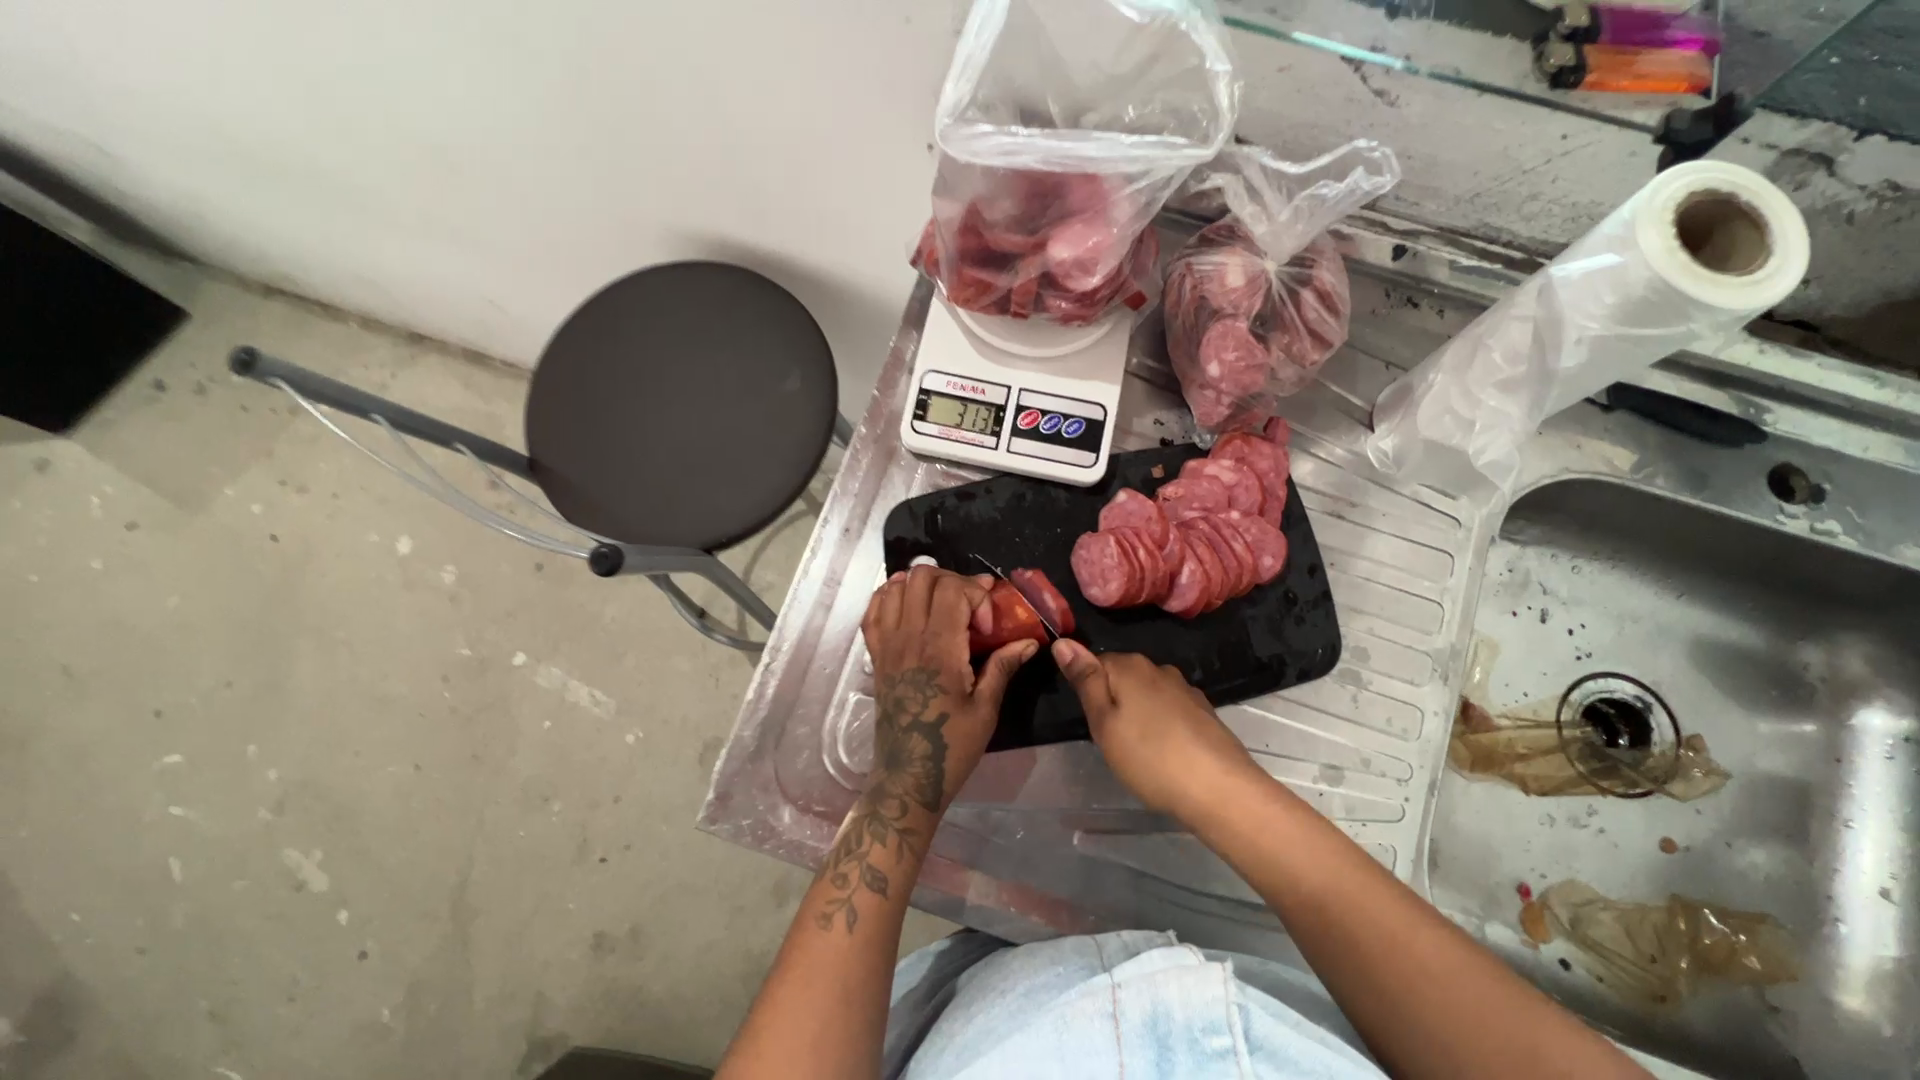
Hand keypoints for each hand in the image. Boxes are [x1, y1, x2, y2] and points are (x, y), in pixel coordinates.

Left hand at [860, 565, 1038, 821]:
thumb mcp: (986, 708)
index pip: (952, 590)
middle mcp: (908, 638)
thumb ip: (1002, 667)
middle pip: (922, 577)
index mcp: (938, 649)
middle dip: (953, 581)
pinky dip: (891, 598)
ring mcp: (887, 645)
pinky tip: (910, 606)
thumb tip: (1029, 641)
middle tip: (972, 606)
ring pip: (896, 587)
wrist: (908, 775)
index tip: (989, 622)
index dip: (976, 594)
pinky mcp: (876, 656)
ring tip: (944, 604)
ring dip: (923, 585)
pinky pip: (874, 611)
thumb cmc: (952, 746)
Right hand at [1052, 640, 1264, 820]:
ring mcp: (1186, 690)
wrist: (1218, 788)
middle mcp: (1159, 669)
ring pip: (1149, 694)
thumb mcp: (1104, 723)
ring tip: (1140, 749)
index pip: (1096, 663)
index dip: (1089, 691)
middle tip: (1112, 740)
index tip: (1093, 722)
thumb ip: (1085, 681)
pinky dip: (1164, 725)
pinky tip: (1167, 751)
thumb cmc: (1149, 758)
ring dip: (1140, 713)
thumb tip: (1063, 641)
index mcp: (1130, 667)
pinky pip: (1171, 710)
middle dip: (1115, 702)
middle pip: (1124, 677)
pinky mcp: (1204, 712)